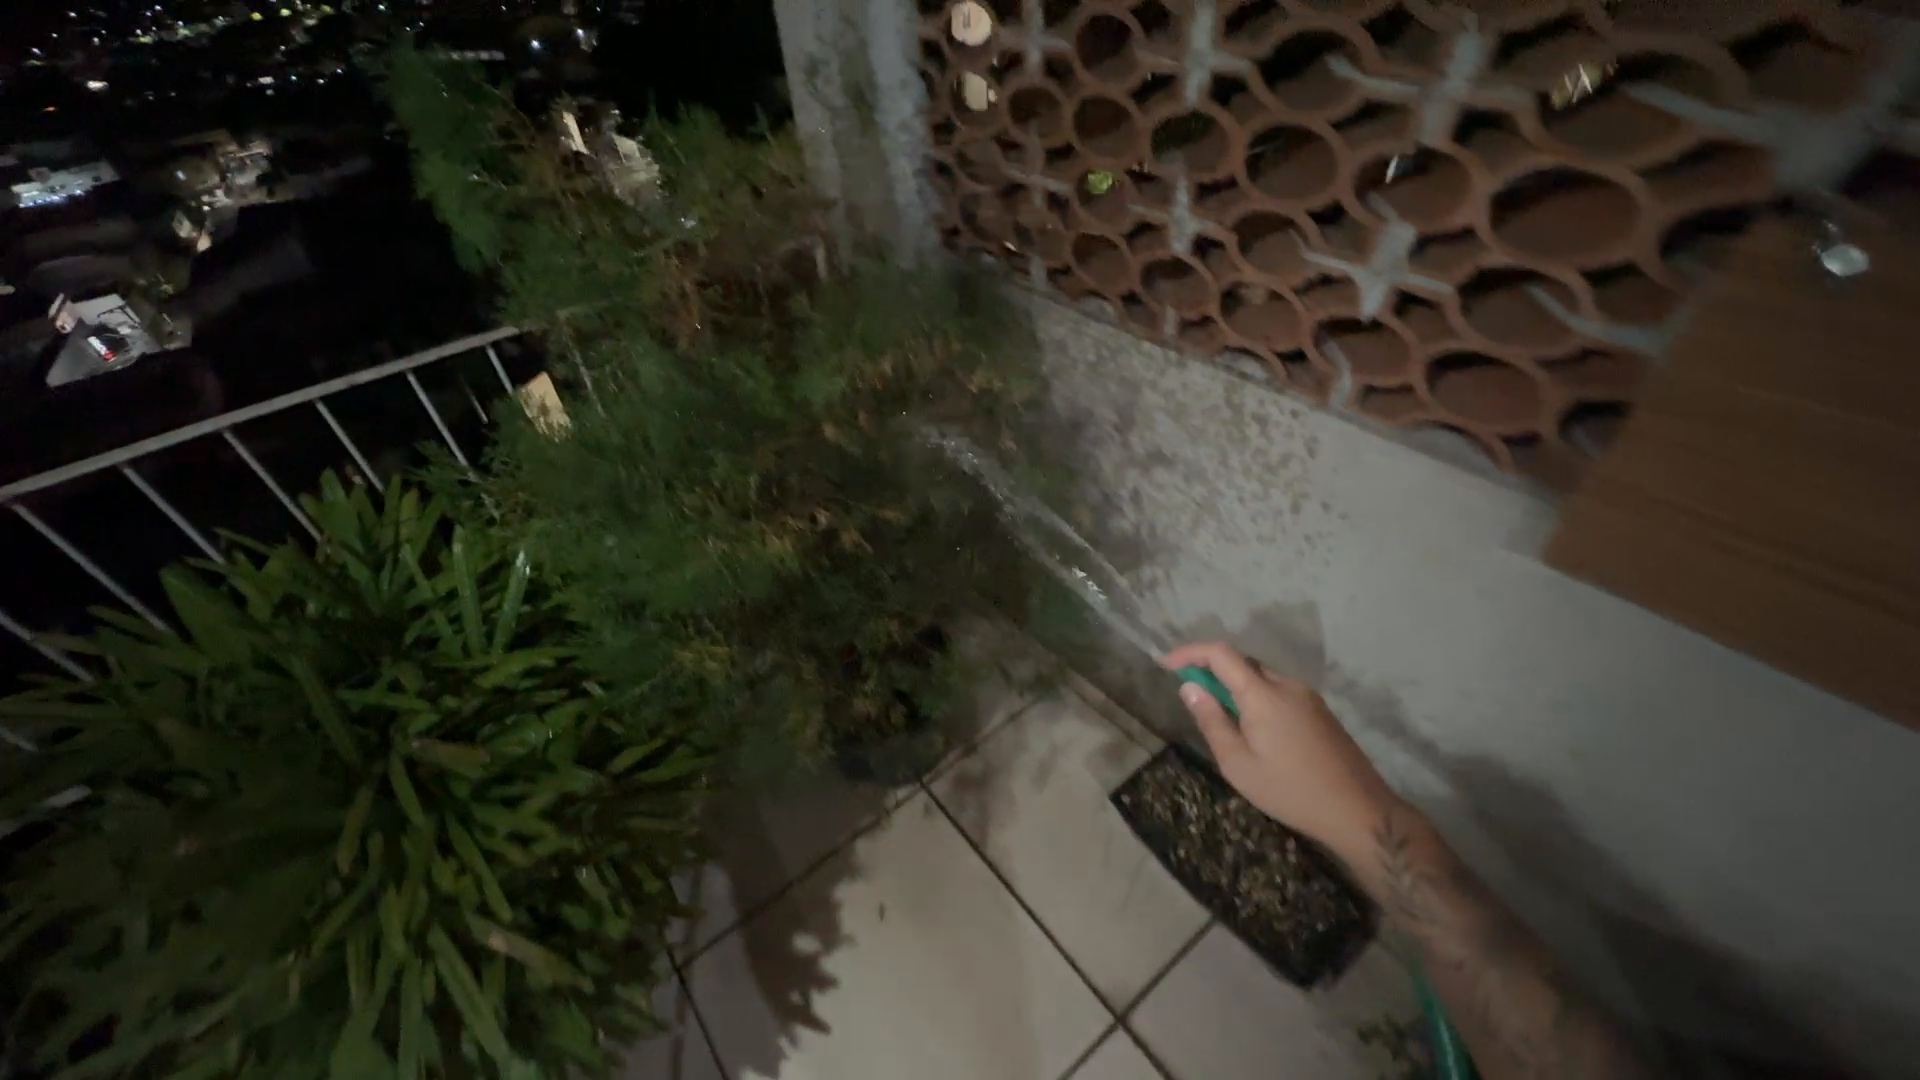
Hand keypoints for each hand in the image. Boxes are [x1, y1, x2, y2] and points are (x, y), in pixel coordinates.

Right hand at [1160, 641, 1404, 861]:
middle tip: (1190, 694)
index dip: (1190, 653)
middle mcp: (1286, 684)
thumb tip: (1190, 688)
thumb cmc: (1290, 790)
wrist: (1359, 811)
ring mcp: (1307, 696)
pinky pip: (1278, 690)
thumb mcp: (1238, 764)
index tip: (1167, 665)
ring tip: (1218, 714)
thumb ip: (1212, 721)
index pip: (1220, 653)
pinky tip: (1251, 726)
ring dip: (1234, 684)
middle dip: (1210, 669)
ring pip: (1261, 676)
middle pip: (1242, 661)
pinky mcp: (1319, 710)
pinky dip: (1255, 695)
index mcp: (1263, 694)